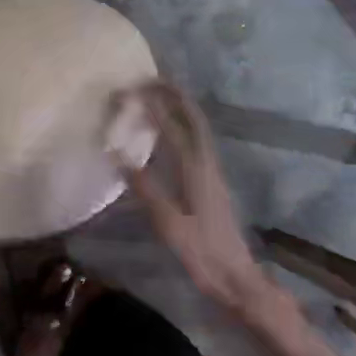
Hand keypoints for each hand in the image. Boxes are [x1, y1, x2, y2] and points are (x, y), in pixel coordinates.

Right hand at [117, 82, 273, 313]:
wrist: (236, 278)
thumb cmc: (201, 253)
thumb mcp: (168, 223)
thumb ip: (145, 187)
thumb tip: (118, 154)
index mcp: (196, 168)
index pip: (172, 125)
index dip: (151, 104)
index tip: (129, 89)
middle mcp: (207, 162)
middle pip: (192, 116)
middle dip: (171, 93)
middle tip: (146, 78)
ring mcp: (212, 170)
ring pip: (197, 126)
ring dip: (178, 105)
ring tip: (156, 93)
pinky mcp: (211, 180)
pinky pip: (196, 139)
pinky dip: (181, 123)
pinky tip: (168, 130)